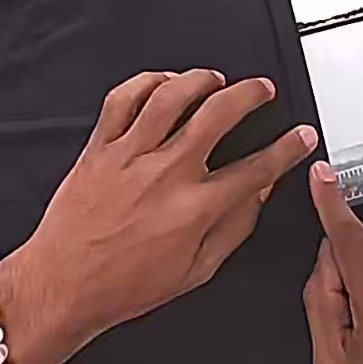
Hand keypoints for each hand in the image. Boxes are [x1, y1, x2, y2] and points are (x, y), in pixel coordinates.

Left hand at [0, 70, 317, 363]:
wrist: (63, 284)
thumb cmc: (123, 284)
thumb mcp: (195, 271)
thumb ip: (234, 226)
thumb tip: (258, 193)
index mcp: (193, 209)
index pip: (257, 168)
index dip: (288, 148)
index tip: (299, 135)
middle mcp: (165, 174)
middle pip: (219, 114)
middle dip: (251, 94)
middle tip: (262, 89)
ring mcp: (130, 155)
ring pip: (172, 96)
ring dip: (201, 79)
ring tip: (216, 79)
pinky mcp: (100, 146)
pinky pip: (123, 98)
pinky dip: (146, 82)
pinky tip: (162, 83)